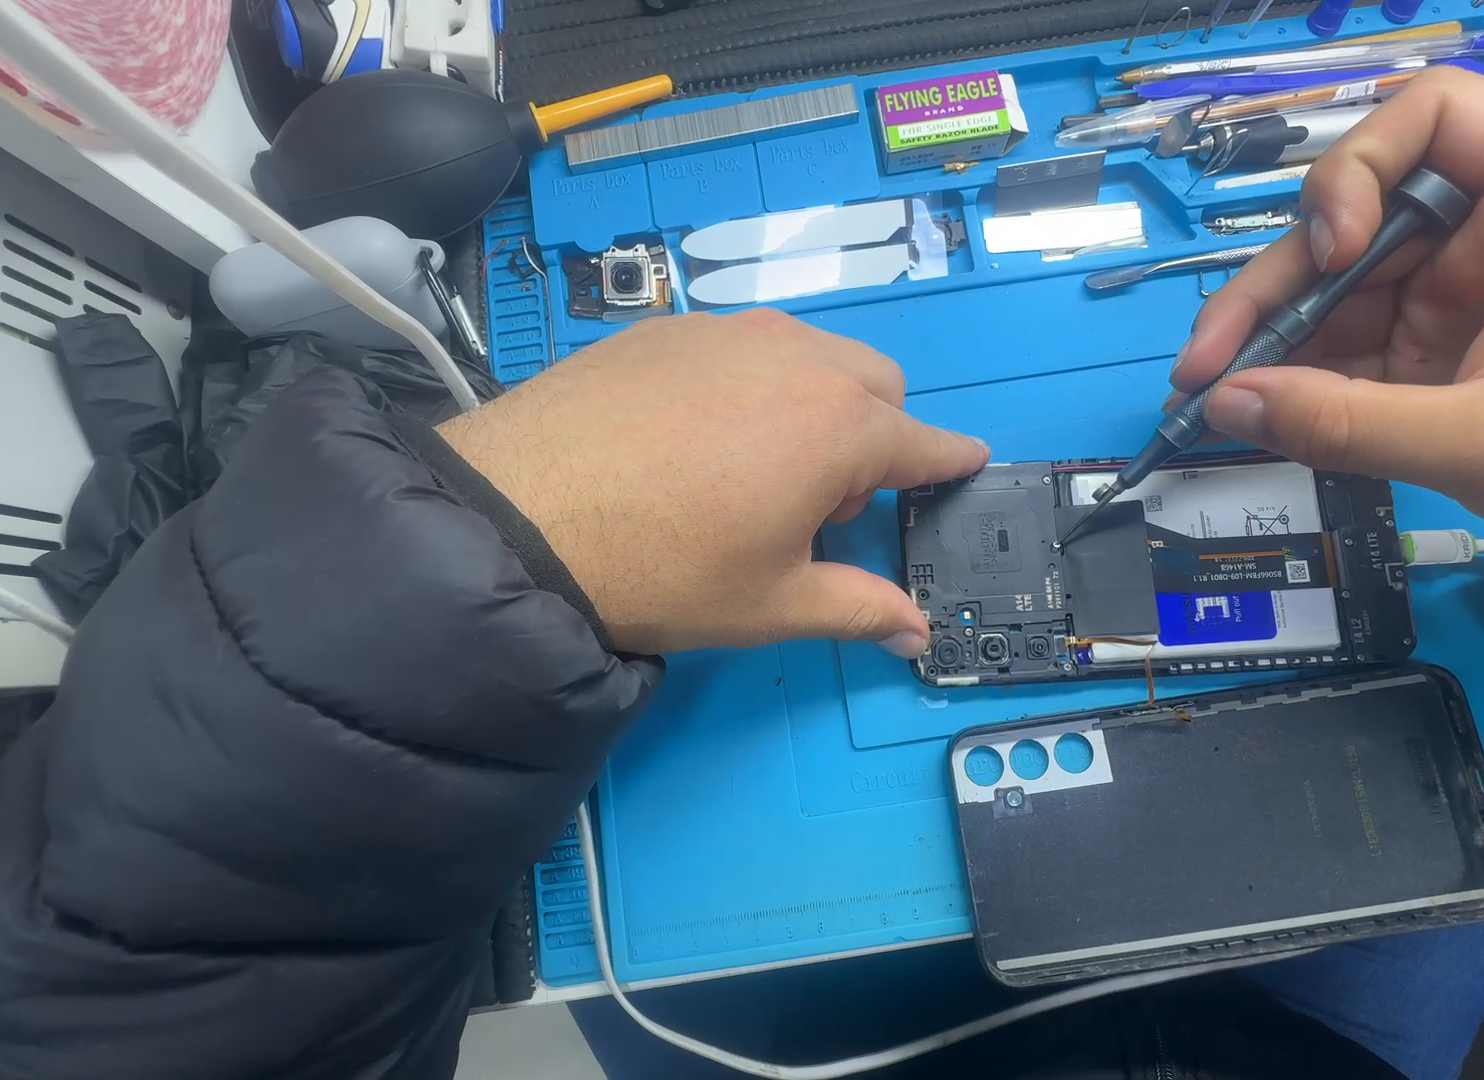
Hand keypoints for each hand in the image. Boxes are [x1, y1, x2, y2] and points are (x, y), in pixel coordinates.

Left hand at [436, 310, 988, 655]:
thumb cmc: (664, 572)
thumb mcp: (771, 604)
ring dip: (814, 404)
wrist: (518, 520)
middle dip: (872, 436)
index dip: (950, 459)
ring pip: (810, 356)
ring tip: (751, 465)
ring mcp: (728, 332)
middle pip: (876, 385)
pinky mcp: (669, 327)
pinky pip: (744, 345)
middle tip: (816, 500)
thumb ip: (859, 610)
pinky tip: (695, 433)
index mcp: (838, 428)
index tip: (966, 462)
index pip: (923, 441)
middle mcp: (795, 360)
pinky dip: (753, 382)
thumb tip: (917, 635)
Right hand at [1172, 67, 1483, 574]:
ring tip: (1205, 401)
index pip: (1434, 116)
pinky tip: (1246, 414)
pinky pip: (1340, 355)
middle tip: (1200, 370)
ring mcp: (1453, 300)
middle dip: (1267, 295)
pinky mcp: (1430, 356)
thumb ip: (1348, 424)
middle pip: (1346, 226)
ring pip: (1327, 296)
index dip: (1358, 170)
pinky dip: (1288, 384)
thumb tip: (1221, 405)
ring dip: (1262, 347)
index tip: (1332, 253)